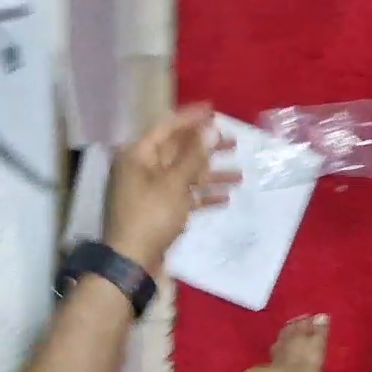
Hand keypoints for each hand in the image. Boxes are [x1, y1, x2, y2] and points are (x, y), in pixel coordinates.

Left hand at [104, 104, 237, 275]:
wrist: (132, 262)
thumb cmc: (150, 216)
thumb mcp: (174, 184)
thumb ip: (194, 156)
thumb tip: (210, 130)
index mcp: (139, 155)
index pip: (167, 127)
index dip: (191, 117)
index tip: (214, 110)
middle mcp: (144, 169)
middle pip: (179, 151)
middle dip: (207, 148)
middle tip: (234, 141)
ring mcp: (152, 191)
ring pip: (185, 174)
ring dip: (211, 174)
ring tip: (239, 174)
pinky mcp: (160, 211)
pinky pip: (184, 196)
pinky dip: (203, 196)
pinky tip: (225, 198)